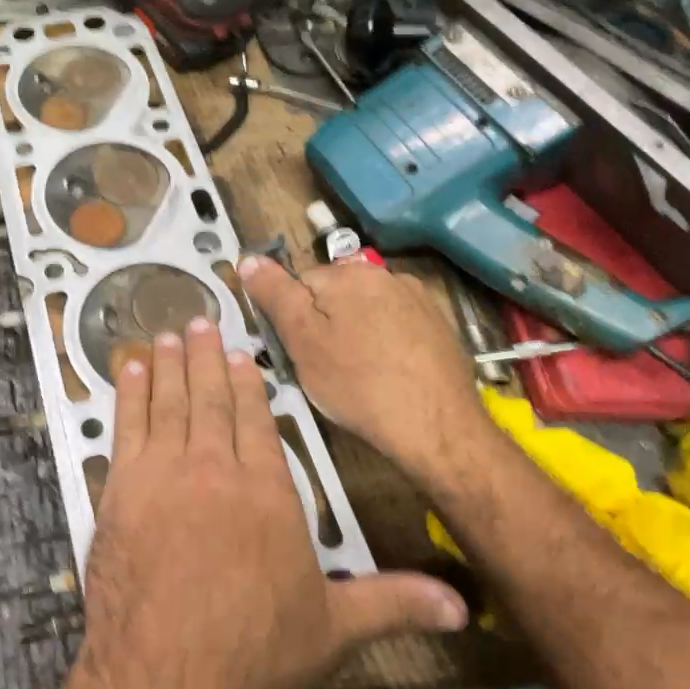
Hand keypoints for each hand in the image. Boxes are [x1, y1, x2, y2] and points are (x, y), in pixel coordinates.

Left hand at [52, 318, 466, 688]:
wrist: (169, 671)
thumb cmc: (255, 647)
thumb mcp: (334, 628)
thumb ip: (392, 603)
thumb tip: (461, 605)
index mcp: (267, 489)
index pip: (258, 419)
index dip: (248, 383)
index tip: (240, 353)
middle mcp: (214, 468)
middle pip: (210, 399)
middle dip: (205, 358)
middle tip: (198, 323)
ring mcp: (162, 474)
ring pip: (168, 403)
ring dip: (167, 366)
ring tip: (166, 335)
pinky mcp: (120, 489)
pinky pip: (125, 427)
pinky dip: (128, 395)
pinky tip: (128, 372)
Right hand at [237, 255, 486, 478]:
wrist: (439, 429)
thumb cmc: (359, 385)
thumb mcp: (302, 342)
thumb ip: (275, 295)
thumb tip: (248, 259)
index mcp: (349, 274)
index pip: (299, 284)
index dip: (293, 320)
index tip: (301, 353)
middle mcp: (386, 274)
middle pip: (335, 295)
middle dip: (326, 325)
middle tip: (328, 369)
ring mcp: (419, 300)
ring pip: (367, 311)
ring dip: (357, 334)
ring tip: (360, 376)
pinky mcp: (441, 328)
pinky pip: (397, 328)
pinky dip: (387, 346)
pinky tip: (390, 376)